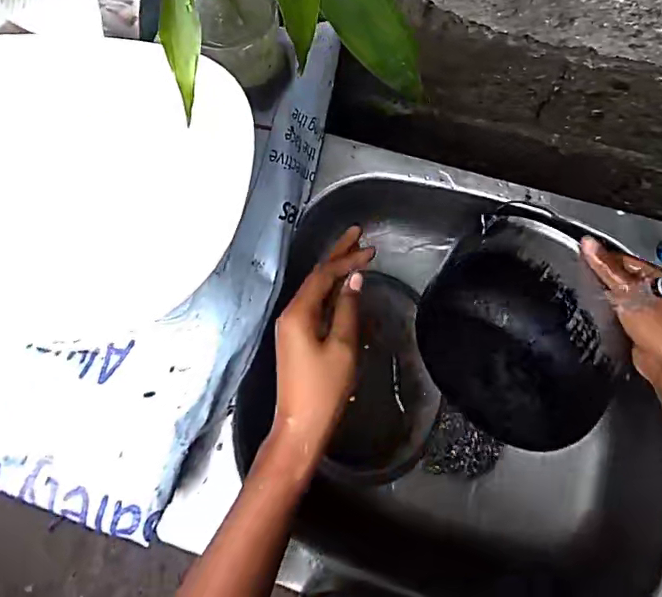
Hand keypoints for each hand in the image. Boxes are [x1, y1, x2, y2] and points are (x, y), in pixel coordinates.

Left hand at [271, 227, 375, 457]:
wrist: (300, 428)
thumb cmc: (323, 391)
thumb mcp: (343, 348)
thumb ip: (348, 310)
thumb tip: (355, 280)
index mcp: (298, 312)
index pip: (325, 274)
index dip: (348, 259)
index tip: (371, 249)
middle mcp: (290, 314)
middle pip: (317, 276)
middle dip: (338, 254)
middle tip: (358, 233)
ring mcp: (292, 326)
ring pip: (316, 288)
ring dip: (336, 270)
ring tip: (355, 252)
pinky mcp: (297, 337)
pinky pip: (316, 303)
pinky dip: (332, 290)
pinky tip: (346, 286)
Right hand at [581, 236, 661, 383]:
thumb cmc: (657, 329)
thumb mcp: (627, 293)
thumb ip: (606, 268)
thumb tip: (588, 242)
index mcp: (656, 277)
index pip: (623, 259)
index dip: (603, 258)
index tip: (584, 257)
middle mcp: (653, 291)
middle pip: (621, 276)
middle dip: (604, 277)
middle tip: (584, 275)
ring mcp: (647, 308)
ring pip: (619, 293)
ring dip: (606, 294)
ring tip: (588, 290)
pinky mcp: (640, 324)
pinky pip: (620, 309)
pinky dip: (609, 308)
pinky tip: (598, 309)